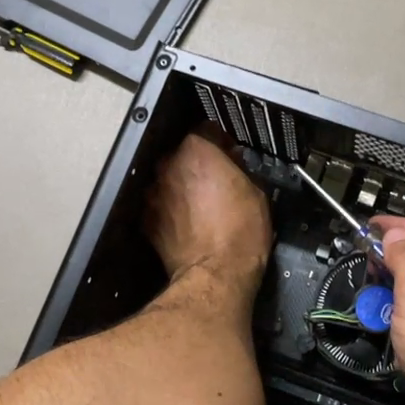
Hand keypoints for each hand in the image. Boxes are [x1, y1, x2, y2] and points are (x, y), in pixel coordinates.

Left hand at [145, 130, 271, 286]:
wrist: (216, 274)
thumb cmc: (239, 235)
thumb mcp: (257, 192)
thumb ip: (241, 169)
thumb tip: (235, 166)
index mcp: (197, 151)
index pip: (206, 129)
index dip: (221, 141)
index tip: (230, 152)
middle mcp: (169, 166)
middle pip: (183, 154)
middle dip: (199, 164)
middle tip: (219, 181)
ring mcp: (154, 193)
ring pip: (169, 180)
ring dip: (183, 187)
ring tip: (204, 207)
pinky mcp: (147, 220)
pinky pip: (160, 206)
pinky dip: (171, 211)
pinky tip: (190, 224)